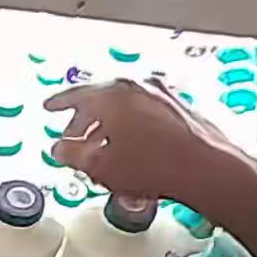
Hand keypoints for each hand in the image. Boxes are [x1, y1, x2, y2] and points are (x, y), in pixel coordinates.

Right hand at [45, 78, 256, 219]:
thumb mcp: (102, 167)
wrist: (206, 169)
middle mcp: (138, 87)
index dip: (59, 104)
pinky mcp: (180, 109)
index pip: (77, 95)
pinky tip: (133, 149)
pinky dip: (132, 127)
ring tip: (104, 150)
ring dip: (110, 126)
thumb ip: (74, 155)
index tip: (50, 108)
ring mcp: (162, 95)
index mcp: (113, 94)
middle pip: (101, 100)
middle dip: (85, 121)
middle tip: (75, 139)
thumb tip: (60, 150)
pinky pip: (146, 114)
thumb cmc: (155, 166)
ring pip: (125, 107)